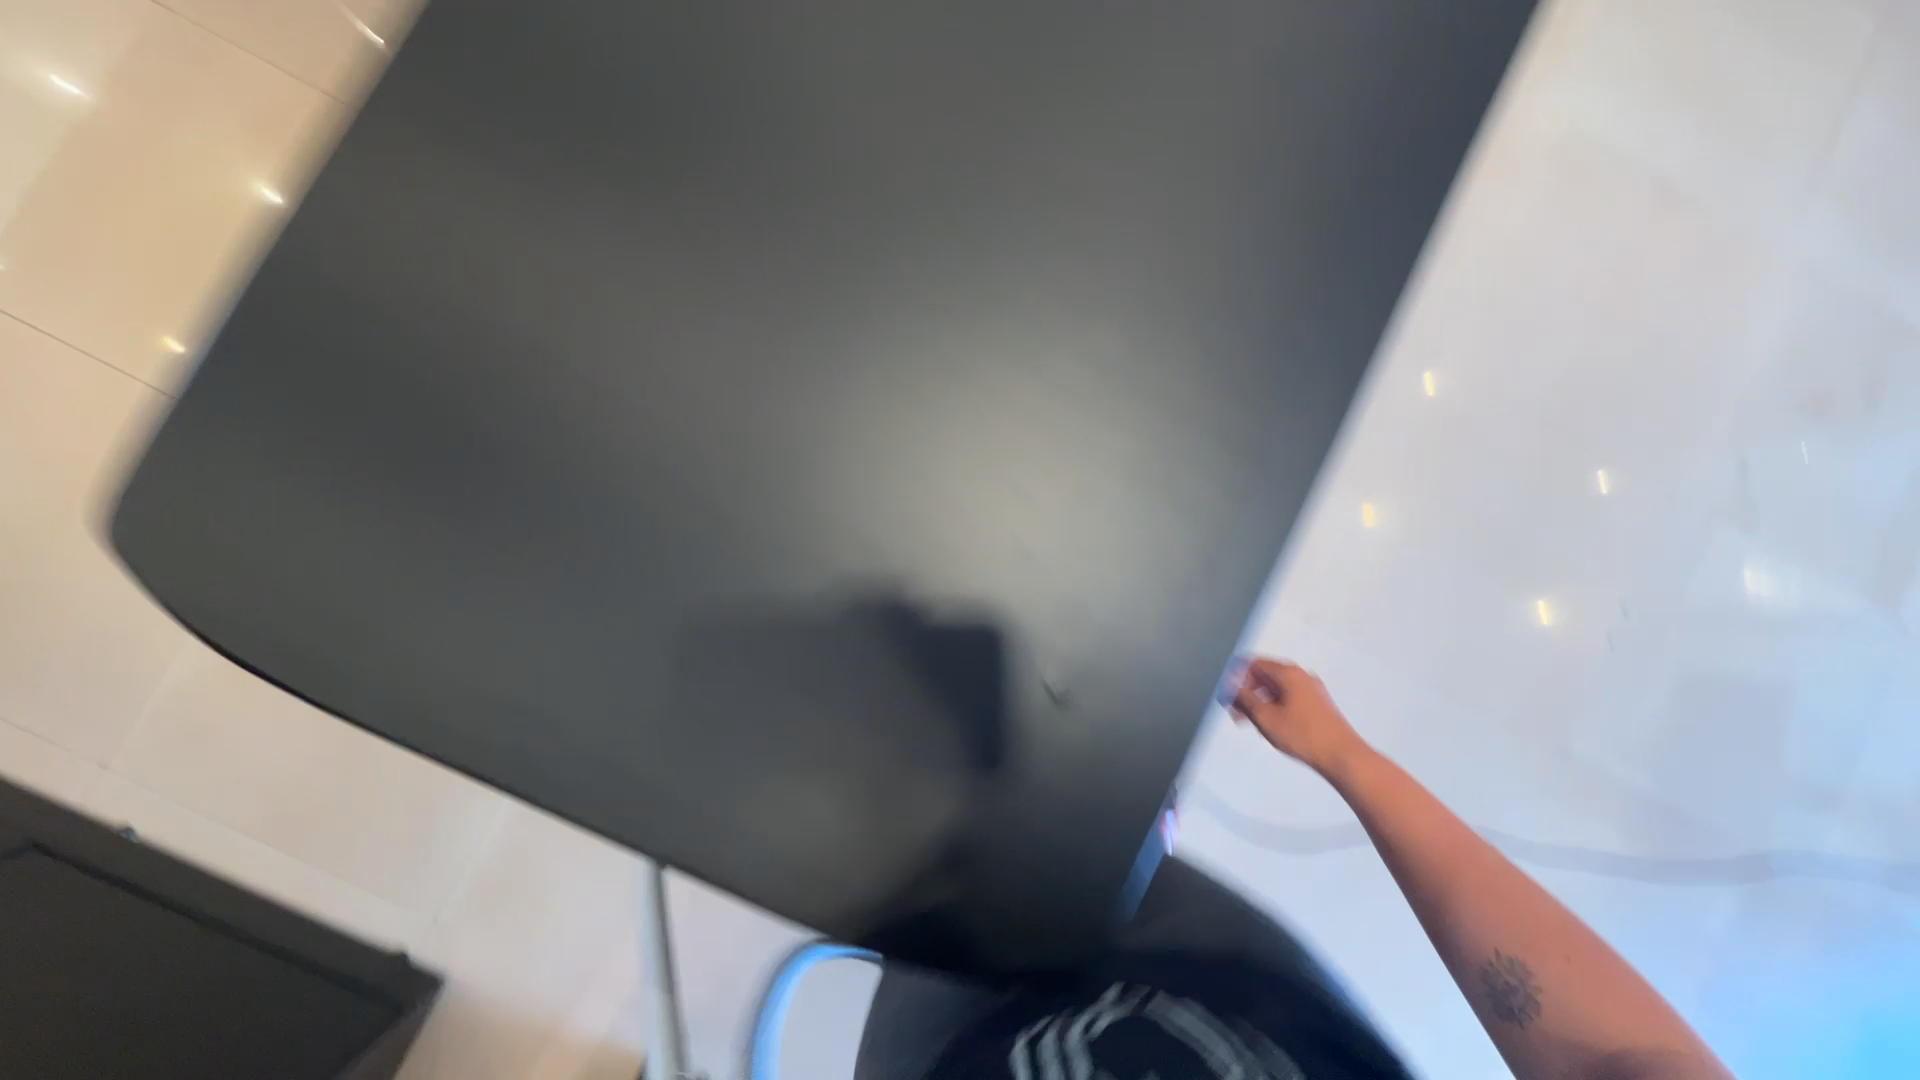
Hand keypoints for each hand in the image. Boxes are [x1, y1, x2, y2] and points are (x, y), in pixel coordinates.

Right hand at [1222, 657, 1368, 776]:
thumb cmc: (1303, 736)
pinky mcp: (1317, 704)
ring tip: (1251, 723)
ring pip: (1275, 688)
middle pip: (1264, 675)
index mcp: (1288, 673)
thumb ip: (1243, 697)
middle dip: (1246, 691)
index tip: (1226, 696)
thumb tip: (1230, 684)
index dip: (1235, 678)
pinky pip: (1287, 697)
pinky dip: (1273, 706)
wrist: (1342, 756)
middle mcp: (1301, 676)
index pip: (1252, 663)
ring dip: (1258, 701)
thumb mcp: (1264, 716)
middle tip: (1235, 713)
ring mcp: (1311, 689)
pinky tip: (1270, 725)